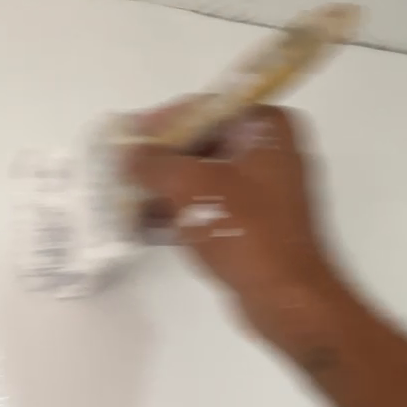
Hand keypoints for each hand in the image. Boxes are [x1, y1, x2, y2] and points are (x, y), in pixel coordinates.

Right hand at [122, 102, 347, 338]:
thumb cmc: (244, 231)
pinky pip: (208, 207)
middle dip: (158, 161)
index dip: (159, 124)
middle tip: (121, 171)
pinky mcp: (254, 223)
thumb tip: (127, 154)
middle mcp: (269, 150)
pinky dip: (179, 212)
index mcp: (266, 127)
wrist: (285, 296)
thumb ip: (153, 164)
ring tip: (124, 199)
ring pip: (201, 178)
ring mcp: (264, 189)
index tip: (125, 141)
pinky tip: (144, 225)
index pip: (202, 109)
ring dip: (164, 189)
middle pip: (200, 143)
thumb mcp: (190, 187)